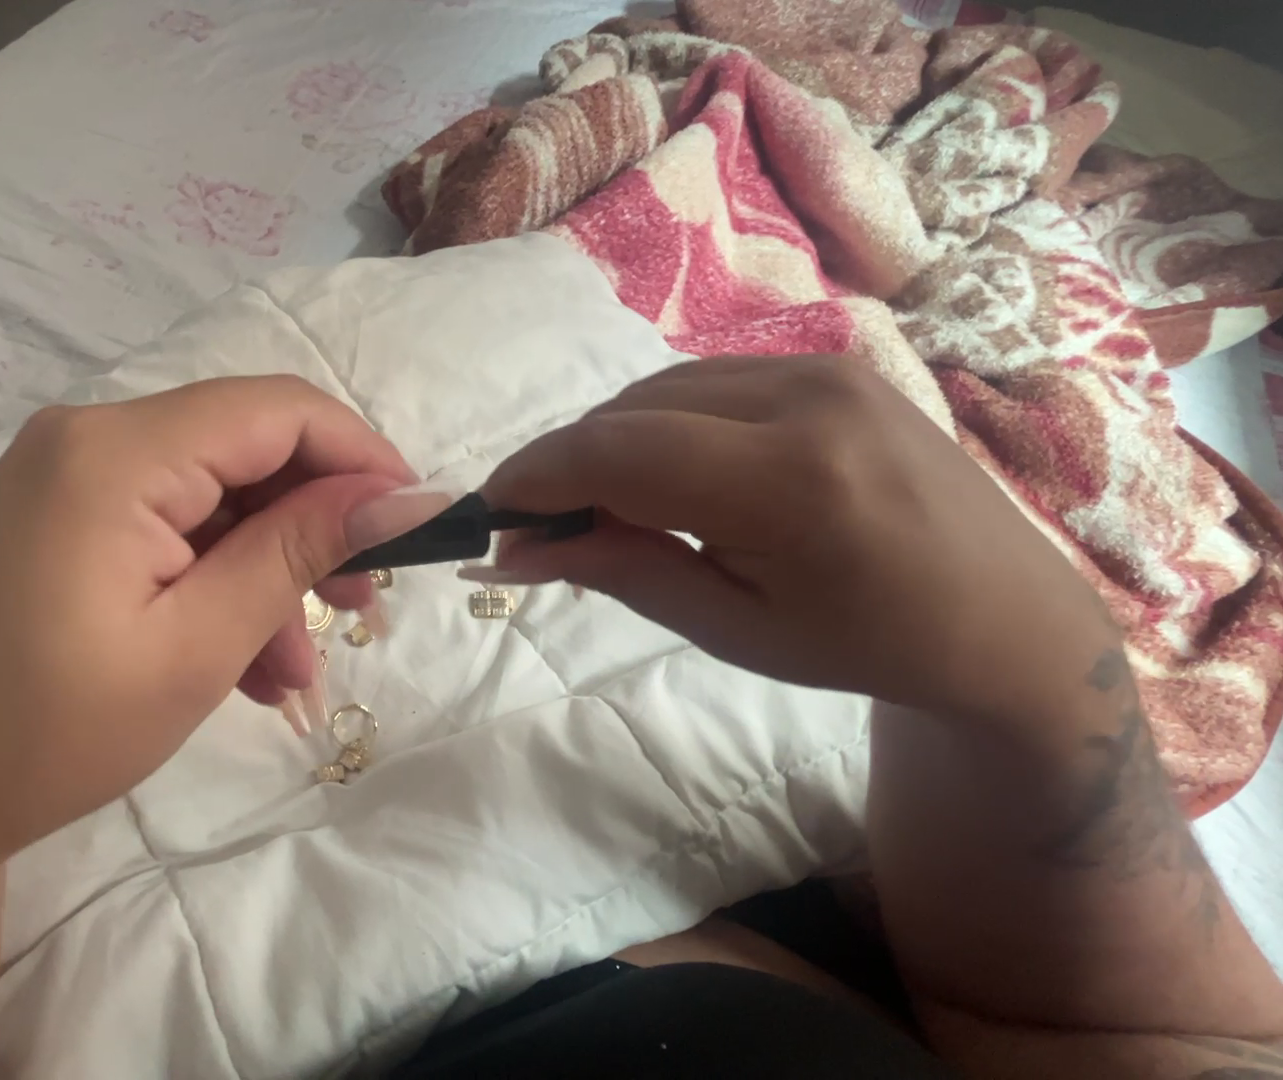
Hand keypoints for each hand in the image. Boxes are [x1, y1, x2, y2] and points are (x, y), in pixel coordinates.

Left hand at [0, 376, 414, 862]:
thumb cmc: (53, 735)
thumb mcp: (198, 645)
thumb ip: (301, 552)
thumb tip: (405, 496)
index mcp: (114, 452)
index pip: (275, 408)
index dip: (359, 453)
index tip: (413, 520)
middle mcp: (85, 437)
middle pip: (243, 450)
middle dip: (312, 525)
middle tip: (360, 607)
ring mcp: (63, 476)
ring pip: (211, 498)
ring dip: (265, 572)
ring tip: (292, 671)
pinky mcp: (57, 517)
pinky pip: (166, 527)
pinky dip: (213, 581)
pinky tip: (239, 662)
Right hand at [471, 355, 1117, 725]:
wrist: (1002, 614)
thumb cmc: (861, 644)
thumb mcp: (727, 627)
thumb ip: (616, 572)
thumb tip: (512, 551)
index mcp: (789, 481)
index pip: (616, 452)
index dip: (535, 477)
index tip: (489, 515)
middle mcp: (804, 398)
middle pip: (625, 413)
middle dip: (563, 468)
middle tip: (541, 531)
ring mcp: (819, 368)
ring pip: (653, 391)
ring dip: (605, 446)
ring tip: (601, 509)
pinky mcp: (824, 363)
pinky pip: (697, 383)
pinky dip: (651, 426)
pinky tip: (659, 474)